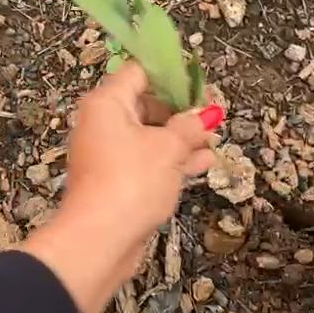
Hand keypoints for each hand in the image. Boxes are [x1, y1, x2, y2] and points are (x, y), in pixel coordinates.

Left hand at [20, 63, 220, 312]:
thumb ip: (190, 126)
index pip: (139, 72)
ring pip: (149, 135)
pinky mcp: (116, 179)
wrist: (99, 240)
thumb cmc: (131, 182)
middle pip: (145, 103)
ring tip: (214, 139)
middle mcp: (103, 123)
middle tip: (213, 114)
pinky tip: (203, 163)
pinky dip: (172, 159)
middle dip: (181, 110)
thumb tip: (206, 114)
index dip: (171, 74)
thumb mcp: (169, 148)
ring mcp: (108, 153)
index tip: (199, 82)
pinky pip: (147, 160)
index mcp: (107, 103)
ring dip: (181, 137)